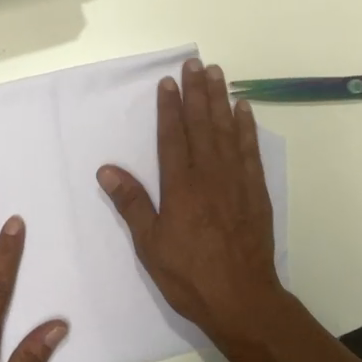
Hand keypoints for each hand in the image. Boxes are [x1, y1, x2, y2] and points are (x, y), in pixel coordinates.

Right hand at [98, 58, 285, 342]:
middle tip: (194, 63)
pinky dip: (246, 126)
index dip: (169, 107)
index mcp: (180, 185)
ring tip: (217, 72)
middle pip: (201, 124)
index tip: (167, 81)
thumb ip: (131, 204)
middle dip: (196, 91)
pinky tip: (244, 109)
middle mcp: (208, 174)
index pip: (172, 136)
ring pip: (226, 129)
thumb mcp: (150, 245)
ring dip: (220, 99)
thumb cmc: (189, 275)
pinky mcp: (255, 190)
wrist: (242, 298)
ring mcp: (235, 180)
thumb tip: (106, 169)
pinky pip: (250, 149)